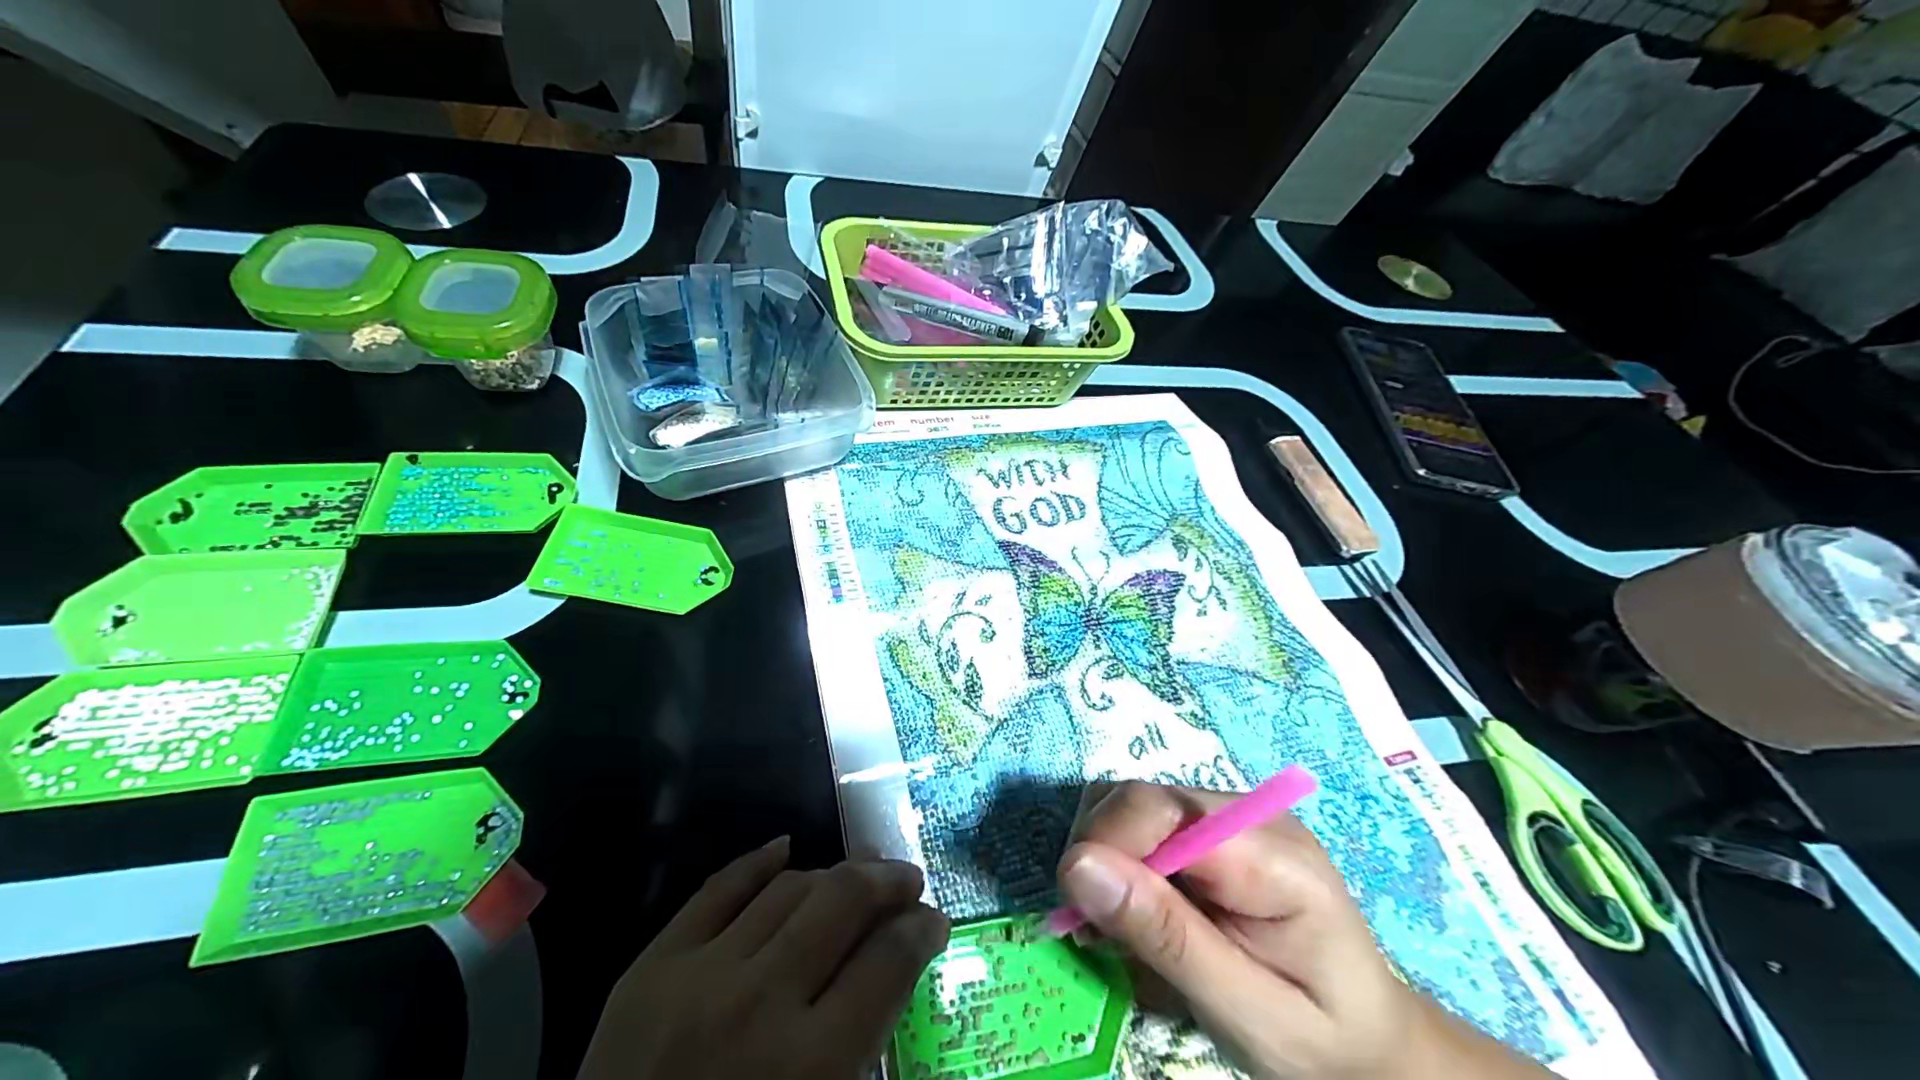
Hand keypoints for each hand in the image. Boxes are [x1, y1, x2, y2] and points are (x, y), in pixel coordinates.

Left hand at [578, 837, 950, 1079]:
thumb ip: (863, 1046)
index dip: (922, 929)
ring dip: (834, 875)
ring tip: (854, 878)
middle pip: (843, 901)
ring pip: (789, 888)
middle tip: (906, 881)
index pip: (889, 962)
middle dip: (888, 881)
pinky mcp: (651, 965)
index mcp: (812, 1063)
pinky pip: (718, 888)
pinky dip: (758, 862)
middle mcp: (762, 1002)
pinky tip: (785, 848)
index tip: (934, 919)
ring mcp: (701, 975)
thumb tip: (898, 963)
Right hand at [1056, 782, 1550, 1079]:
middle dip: (1099, 857)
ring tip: (1116, 926)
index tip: (1080, 918)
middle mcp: (1249, 813)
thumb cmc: (1318, 1039)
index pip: (1158, 810)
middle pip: (1138, 799)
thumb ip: (1165, 935)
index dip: (1103, 849)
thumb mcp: (1244, 1009)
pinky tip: (1136, 909)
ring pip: (1133, 805)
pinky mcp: (1215, 827)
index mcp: (1272, 854)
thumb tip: (1076, 864)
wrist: (1372, 1040)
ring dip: (1106, 860)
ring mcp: (1232, 814)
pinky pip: (1146, 823)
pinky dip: (1122, 862)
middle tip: (1096, 932)